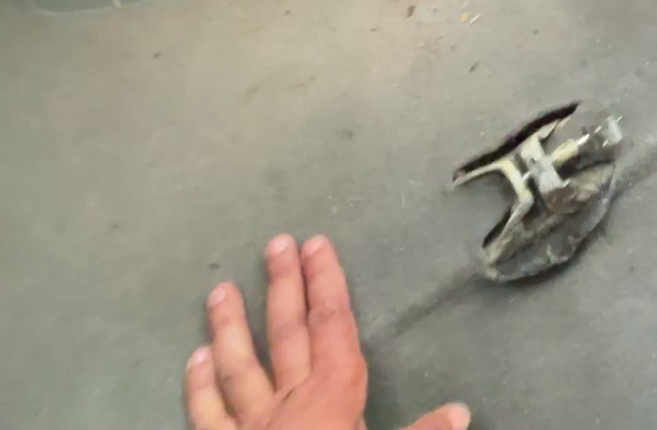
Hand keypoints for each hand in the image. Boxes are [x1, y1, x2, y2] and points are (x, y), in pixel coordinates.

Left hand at [185, 233, 469, 429]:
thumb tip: (463, 409)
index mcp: (334, 393)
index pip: (331, 324)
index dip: (326, 282)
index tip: (316, 244)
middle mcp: (291, 400)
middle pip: (288, 334)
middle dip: (284, 287)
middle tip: (276, 244)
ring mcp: (252, 427)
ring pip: (241, 368)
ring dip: (231, 328)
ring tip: (220, 290)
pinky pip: (209, 417)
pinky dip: (199, 388)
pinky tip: (193, 360)